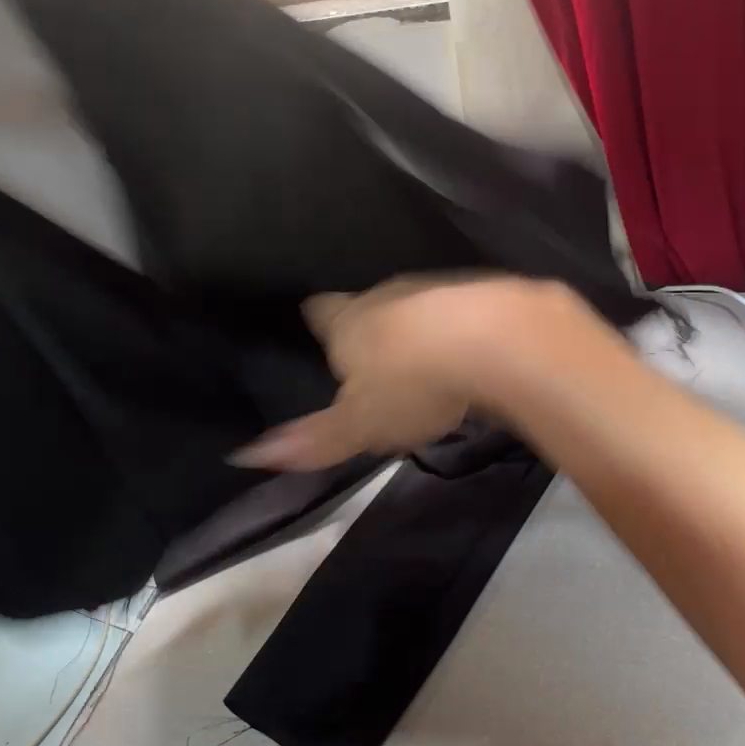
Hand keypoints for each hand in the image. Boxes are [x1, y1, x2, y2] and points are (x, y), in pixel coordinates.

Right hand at [229, 276, 596, 470]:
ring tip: (420, 356)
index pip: (321, 312)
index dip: (318, 321)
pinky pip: (461, 312)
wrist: (493, 338)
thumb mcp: (358, 424)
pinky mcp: (484, 296)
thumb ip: (313, 439)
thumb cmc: (410, 383)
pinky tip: (468, 351)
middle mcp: (388, 296)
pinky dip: (459, 330)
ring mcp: (438, 290)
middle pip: (369, 305)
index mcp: (348, 322)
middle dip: (369, 325)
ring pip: (417, 306)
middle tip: (370, 353)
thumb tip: (251, 455)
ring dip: (417, 328)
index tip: (315, 327)